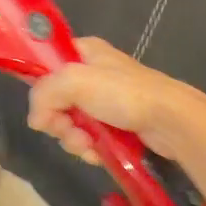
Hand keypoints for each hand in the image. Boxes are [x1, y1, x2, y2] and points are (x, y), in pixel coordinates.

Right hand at [27, 37, 205, 163]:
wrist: (171, 119)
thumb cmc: (124, 93)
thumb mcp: (76, 82)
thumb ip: (46, 93)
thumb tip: (35, 119)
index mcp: (84, 51)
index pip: (48, 66)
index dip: (42, 90)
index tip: (44, 110)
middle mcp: (93, 72)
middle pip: (58, 98)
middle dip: (60, 121)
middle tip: (70, 132)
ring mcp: (106, 99)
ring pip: (74, 121)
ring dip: (75, 138)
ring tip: (88, 147)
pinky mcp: (118, 123)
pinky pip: (91, 136)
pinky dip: (90, 147)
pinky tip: (98, 154)